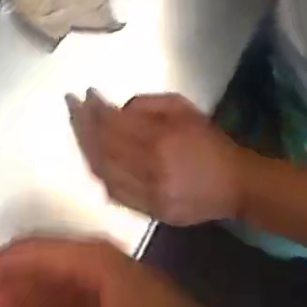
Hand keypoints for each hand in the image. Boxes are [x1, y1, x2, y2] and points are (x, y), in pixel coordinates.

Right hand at [0, 237, 203, 306]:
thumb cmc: (149, 305)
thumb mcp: (97, 300)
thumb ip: (53, 298)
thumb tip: (6, 302)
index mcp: (104, 261)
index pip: (49, 251)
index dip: (12, 259)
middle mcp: (111, 268)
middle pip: (54, 271)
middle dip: (19, 283)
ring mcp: (121, 289)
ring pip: (67, 289)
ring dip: (35, 298)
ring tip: (3, 305)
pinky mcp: (128, 303)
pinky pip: (83, 301)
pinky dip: (57, 305)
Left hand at [69, 91, 247, 226]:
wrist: (235, 184)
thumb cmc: (207, 139)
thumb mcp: (180, 107)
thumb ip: (144, 104)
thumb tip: (115, 109)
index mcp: (160, 141)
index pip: (114, 123)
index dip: (95, 108)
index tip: (85, 93)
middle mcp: (150, 170)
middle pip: (103, 147)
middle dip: (82, 124)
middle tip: (71, 104)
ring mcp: (149, 196)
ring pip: (103, 172)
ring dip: (85, 148)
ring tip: (77, 126)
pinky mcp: (150, 213)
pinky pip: (115, 193)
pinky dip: (98, 173)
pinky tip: (92, 156)